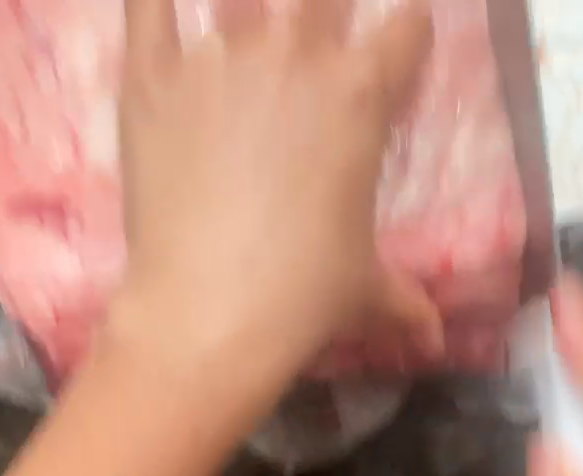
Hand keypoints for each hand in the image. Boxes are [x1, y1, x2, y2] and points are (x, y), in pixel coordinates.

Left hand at [110, 0, 443, 401]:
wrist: (209, 318)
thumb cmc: (301, 301)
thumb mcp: (365, 293)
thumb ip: (405, 299)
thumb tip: (433, 336)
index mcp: (362, 93)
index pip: (406, 26)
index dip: (401, 45)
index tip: (389, 65)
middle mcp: (296, 54)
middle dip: (325, 12)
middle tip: (306, 49)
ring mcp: (219, 59)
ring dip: (246, 8)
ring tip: (239, 36)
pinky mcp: (152, 78)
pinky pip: (149, 2)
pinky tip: (160, 3)